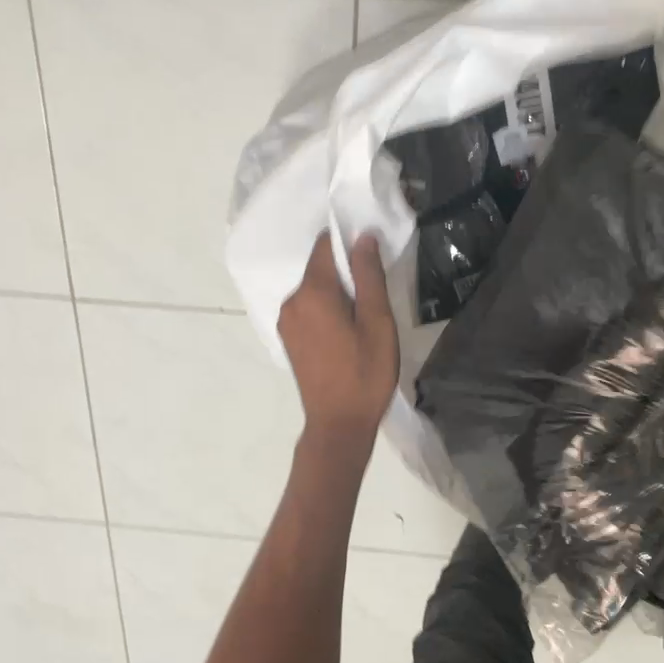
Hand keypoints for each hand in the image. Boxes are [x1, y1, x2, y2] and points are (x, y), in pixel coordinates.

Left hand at [278, 233, 397, 440]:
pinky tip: (346, 331)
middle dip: (346, 270)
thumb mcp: (377, 322)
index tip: (373, 252)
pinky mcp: (288, 339)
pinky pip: (308, 310)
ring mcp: (286, 322)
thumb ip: (369, 276)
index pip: (326, 246)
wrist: (338, 424)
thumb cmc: (365, 374)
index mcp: (313, 293)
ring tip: (364, 315)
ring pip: (314, 290)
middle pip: (319, 268)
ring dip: (337, 293)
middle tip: (376, 290)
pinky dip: (326, 310)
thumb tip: (363, 237)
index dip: (349, 242)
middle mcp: (292, 301)